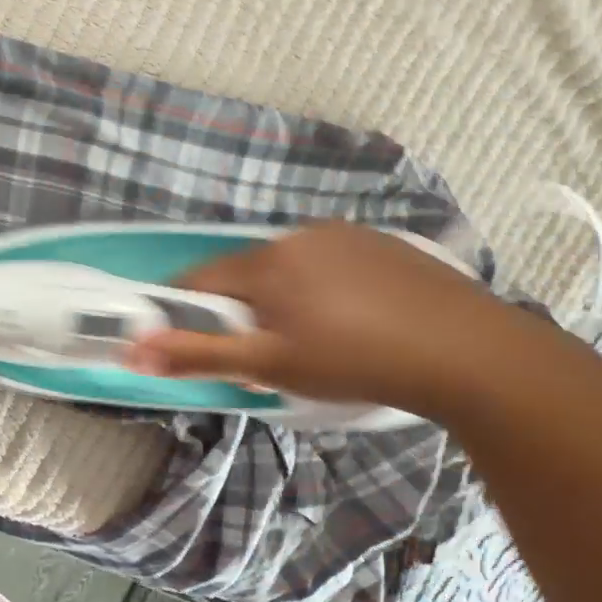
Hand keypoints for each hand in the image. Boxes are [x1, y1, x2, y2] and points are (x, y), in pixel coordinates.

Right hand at [123, 222, 542, 417]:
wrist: (473, 356)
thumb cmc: (353, 361)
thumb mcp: (264, 366)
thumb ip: (192, 355)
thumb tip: (128, 349)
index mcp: (267, 260)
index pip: (195, 280)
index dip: (183, 315)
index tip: (197, 348)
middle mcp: (303, 235)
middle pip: (241, 276)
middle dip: (236, 313)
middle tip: (259, 356)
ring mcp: (350, 236)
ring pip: (285, 271)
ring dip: (277, 303)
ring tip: (306, 345)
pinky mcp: (388, 246)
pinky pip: (327, 267)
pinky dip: (319, 293)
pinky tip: (348, 326)